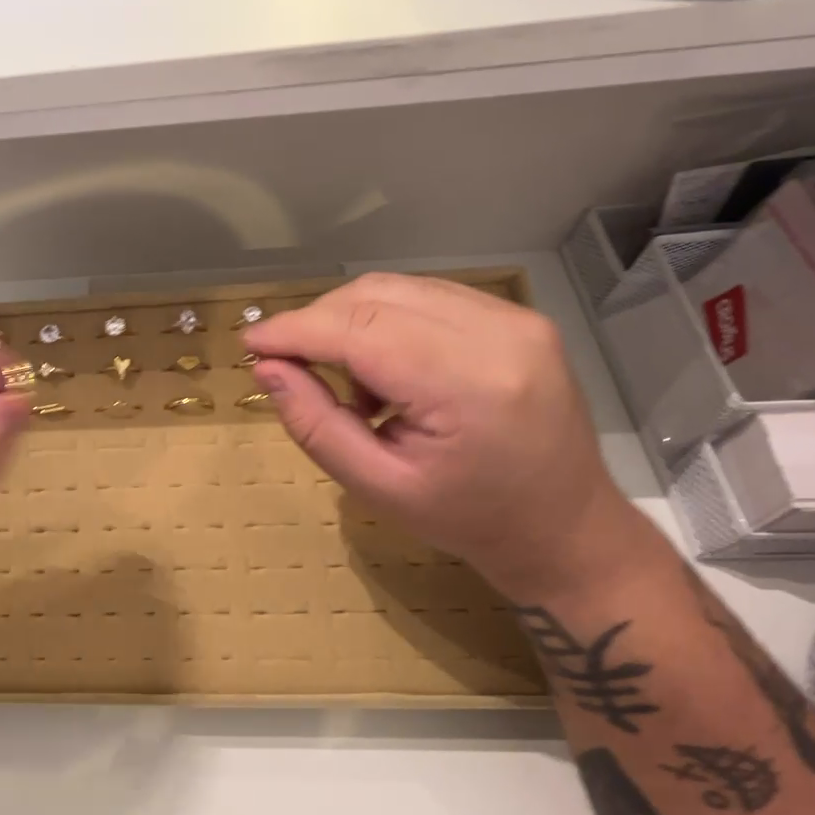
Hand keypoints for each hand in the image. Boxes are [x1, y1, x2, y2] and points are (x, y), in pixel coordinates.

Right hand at [244, 273, 657, 602]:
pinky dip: (386, 320)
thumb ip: (315, 424)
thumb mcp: (377, 486)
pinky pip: (428, 297)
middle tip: (284, 363)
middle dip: (316, 322)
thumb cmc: (466, 519)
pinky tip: (383, 370)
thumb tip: (268, 369)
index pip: (360, 330)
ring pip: (399, 288)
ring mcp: (515, 318)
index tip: (249, 345)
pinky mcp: (518, 317)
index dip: (295, 331)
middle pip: (376, 295)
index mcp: (468, 384)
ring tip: (343, 379)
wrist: (564, 526)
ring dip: (348, 320)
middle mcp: (498, 333)